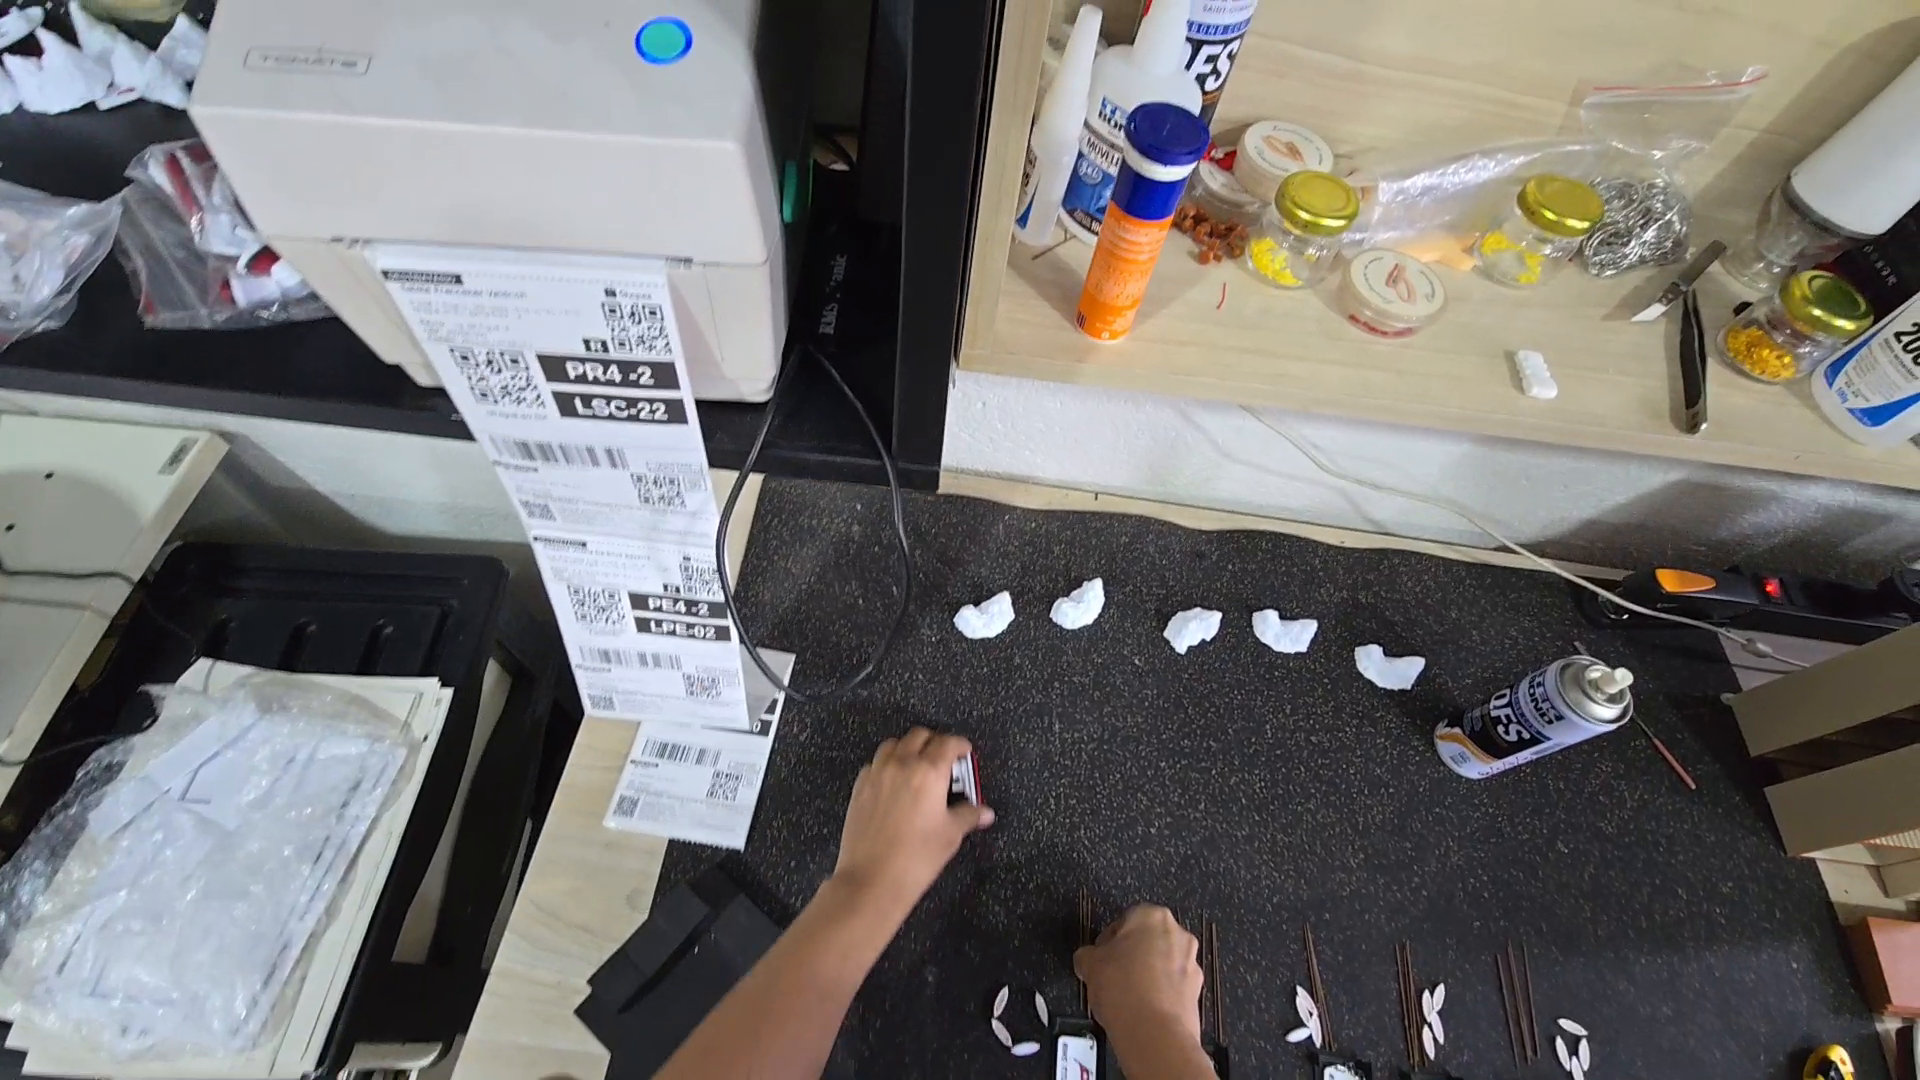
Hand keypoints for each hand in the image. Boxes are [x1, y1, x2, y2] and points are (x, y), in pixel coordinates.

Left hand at [831, 728, 994, 914]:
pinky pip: (876, 762)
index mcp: (928, 772)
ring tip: (918, 766)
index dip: (960, 744)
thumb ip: (969, 815)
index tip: (965, 751)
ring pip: (894, 744)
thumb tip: (984, 812)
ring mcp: (877, 773)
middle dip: (935, 742)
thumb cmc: (915, 857)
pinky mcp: (860, 786)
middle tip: (945, 759)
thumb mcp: (950, 835)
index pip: (948, 743)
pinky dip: (888, 764)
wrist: (872, 879)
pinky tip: (894, 782)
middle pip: (919, 735)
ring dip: (909, 748)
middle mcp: (901, 764)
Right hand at [1074, 905, 1203, 1040]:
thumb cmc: (1126, 992)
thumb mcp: (1089, 963)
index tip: (1101, 955)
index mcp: (1150, 915)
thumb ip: (1087, 953)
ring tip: (1126, 994)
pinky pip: (1173, 986)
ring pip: (1162, 962)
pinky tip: (1141, 1007)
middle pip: (1146, 940)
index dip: (1108, 941)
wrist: (1153, 1035)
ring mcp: (1190, 963)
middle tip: (1113, 973)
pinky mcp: (1197, 991)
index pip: (1123, 920)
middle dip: (1131, 955)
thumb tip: (1087, 959)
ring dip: (1147, 974)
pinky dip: (1160, 993)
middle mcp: (1176, 934)